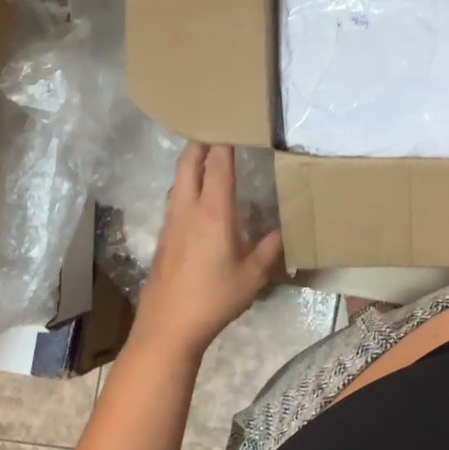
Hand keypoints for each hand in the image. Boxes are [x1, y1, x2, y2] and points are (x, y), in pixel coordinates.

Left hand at [132, 143, 283, 359]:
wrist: (170, 324)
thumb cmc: (216, 297)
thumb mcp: (254, 276)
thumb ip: (270, 249)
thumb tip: (282, 229)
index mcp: (214, 214)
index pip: (218, 167)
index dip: (225, 144)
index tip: (233, 125)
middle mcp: (188, 210)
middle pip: (188, 165)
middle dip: (200, 143)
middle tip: (214, 128)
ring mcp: (172, 222)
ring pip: (178, 181)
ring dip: (190, 163)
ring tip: (205, 155)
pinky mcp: (165, 237)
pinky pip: (176, 199)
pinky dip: (186, 185)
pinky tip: (197, 196)